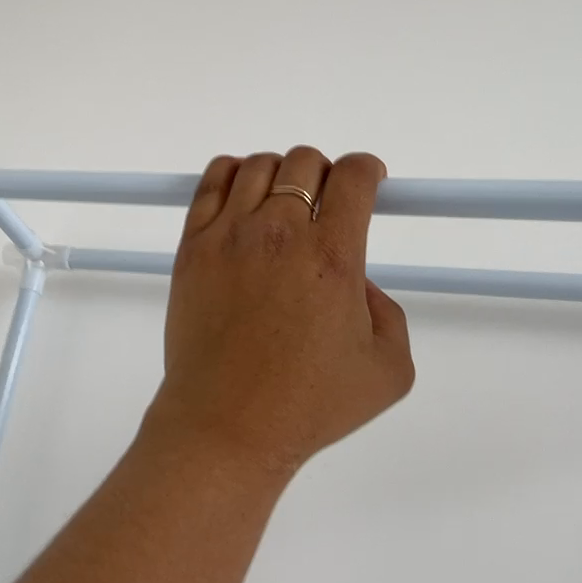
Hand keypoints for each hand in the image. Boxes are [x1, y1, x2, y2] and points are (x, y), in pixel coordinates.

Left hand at [145, 147, 414, 475]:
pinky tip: (242, 191)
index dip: (366, 169)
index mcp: (331, 258)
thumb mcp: (388, 368)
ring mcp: (228, 235)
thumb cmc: (308, 403)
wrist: (227, 420)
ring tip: (284, 200)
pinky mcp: (193, 245)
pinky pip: (211, 182)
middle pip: (303, 162)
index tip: (368, 179)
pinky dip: (232, 173)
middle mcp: (278, 234)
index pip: (351, 177)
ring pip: (257, 165)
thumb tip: (359, 281)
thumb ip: (388, 312)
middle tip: (325, 200)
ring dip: (279, 172)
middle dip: (324, 172)